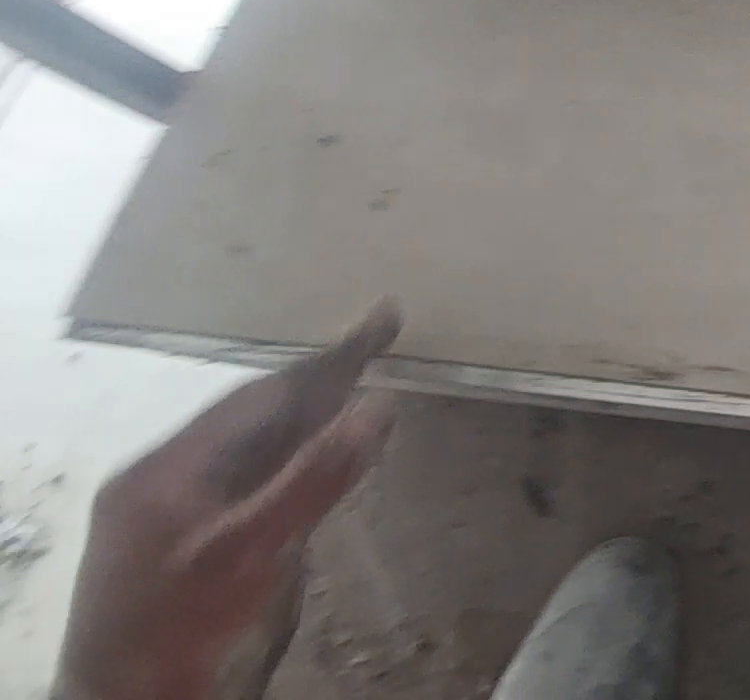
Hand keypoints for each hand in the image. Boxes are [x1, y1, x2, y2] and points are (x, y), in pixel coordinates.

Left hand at [56, 301, 401, 699]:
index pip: (263, 395)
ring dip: (321, 407)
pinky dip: (312, 445)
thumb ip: (315, 476)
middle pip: (264, 411)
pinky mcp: (213, 531)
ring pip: (269, 439)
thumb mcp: (249, 550)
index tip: (382, 320)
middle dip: (325, 376)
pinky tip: (337, 439)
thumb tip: (380, 405)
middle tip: (383, 337)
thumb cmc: (182, 626)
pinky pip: (271, 468)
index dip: (327, 359)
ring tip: (369, 374)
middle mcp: (176, 476)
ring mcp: (193, 506)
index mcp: (168, 469)